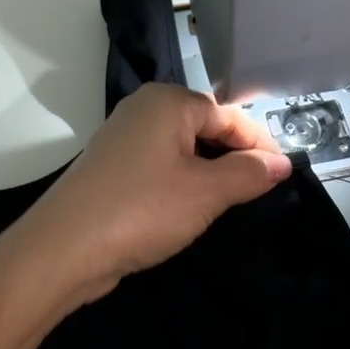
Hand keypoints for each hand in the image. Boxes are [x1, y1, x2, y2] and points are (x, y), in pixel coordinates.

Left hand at [13, 83, 292, 301]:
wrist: (64, 247)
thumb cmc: (141, 209)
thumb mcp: (205, 192)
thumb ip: (247, 174)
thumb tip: (281, 163)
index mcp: (167, 101)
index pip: (227, 114)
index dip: (258, 143)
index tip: (284, 174)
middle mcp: (144, 109)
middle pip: (204, 126)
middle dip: (233, 156)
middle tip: (263, 191)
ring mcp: (124, 137)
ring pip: (182, 148)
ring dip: (208, 172)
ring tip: (233, 203)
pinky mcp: (113, 167)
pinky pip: (161, 165)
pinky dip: (182, 182)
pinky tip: (192, 209)